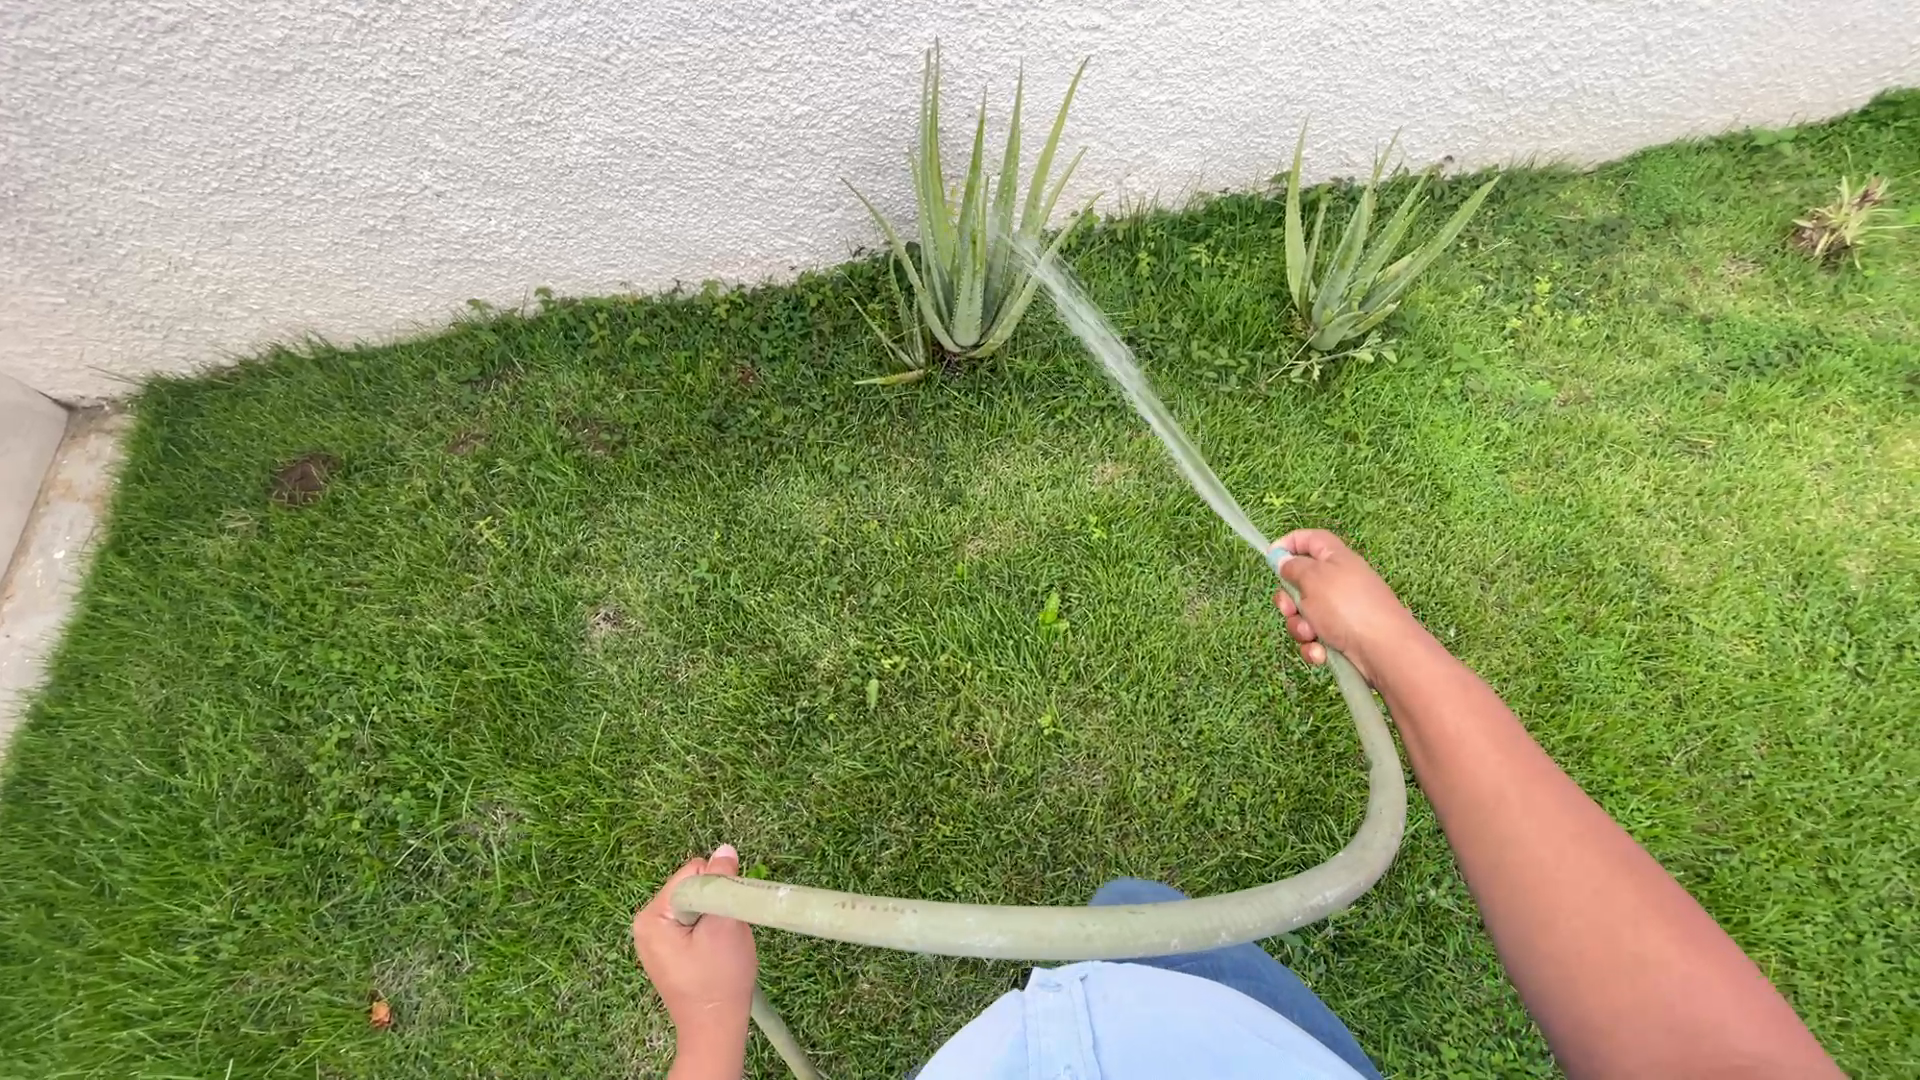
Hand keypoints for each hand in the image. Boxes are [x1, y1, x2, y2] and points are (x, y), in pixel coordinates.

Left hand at [633, 845, 756, 1077]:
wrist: (716, 1026)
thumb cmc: (719, 978)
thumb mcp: (725, 923)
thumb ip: (722, 882)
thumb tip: (724, 848)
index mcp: (652, 915)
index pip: (692, 872)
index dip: (718, 885)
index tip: (726, 913)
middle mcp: (647, 922)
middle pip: (694, 884)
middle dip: (716, 900)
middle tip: (725, 930)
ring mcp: (657, 936)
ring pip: (698, 901)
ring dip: (716, 913)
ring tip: (721, 942)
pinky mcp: (669, 947)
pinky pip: (695, 918)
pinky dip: (711, 926)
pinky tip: (716, 948)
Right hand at [1272, 529, 1426, 683]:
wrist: (1384, 651)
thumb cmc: (1347, 607)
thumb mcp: (1314, 578)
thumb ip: (1293, 567)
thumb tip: (1284, 561)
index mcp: (1335, 559)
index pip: (1310, 539)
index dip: (1289, 543)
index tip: (1271, 557)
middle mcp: (1337, 582)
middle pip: (1299, 582)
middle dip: (1288, 599)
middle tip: (1290, 609)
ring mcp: (1340, 611)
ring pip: (1303, 614)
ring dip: (1299, 627)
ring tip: (1311, 635)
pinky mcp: (1340, 636)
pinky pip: (1315, 637)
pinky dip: (1313, 646)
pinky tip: (1321, 653)